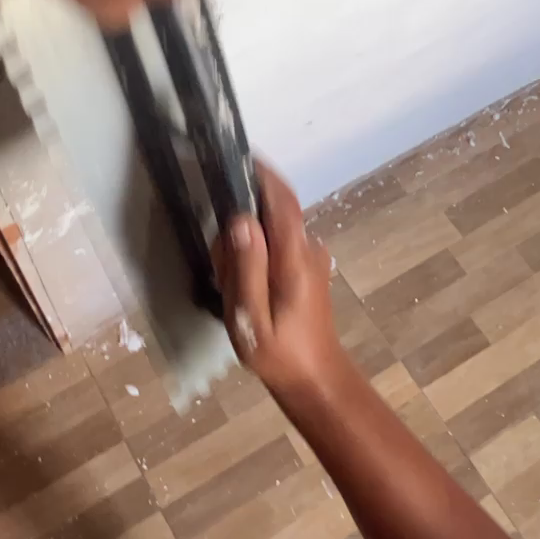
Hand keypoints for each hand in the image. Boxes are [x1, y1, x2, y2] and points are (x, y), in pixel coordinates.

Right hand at [212, 163, 351, 396]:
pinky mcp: (307, 269)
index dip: (263, 174)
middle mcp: (308, 249)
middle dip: (241, 227)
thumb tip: (240, 219)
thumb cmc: (280, 354)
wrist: (316, 381)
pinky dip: (255, 258)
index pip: (282, 200)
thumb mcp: (251, 316)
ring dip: (246, 249)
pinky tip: (246, 293)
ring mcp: (311, 258)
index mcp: (295, 258)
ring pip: (272, 231)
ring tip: (232, 290)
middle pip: (272, 213)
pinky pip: (276, 247)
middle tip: (223, 273)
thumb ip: (245, 267)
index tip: (240, 157)